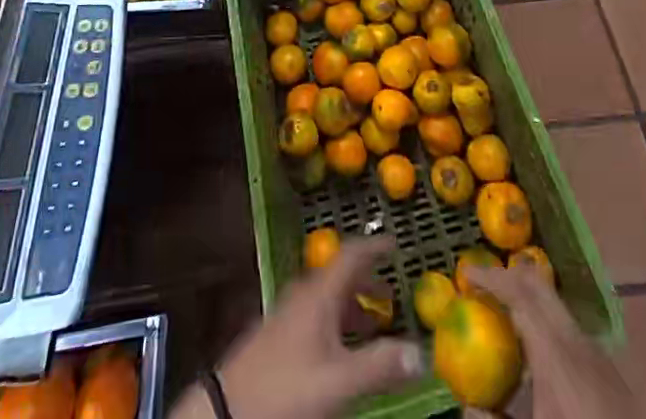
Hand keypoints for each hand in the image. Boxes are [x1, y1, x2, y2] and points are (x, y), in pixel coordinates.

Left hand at [197, 238, 420, 418]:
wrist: (225, 410)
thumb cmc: (284, 390)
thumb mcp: (338, 382)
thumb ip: (379, 367)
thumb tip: (420, 353)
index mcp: (318, 295)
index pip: (350, 256)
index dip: (374, 247)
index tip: (394, 244)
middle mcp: (302, 297)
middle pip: (339, 277)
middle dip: (367, 284)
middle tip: (391, 297)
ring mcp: (286, 315)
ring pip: (326, 300)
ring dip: (352, 307)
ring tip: (373, 327)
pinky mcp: (277, 337)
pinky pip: (315, 317)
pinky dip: (336, 323)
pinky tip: (341, 350)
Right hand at [469, 265, 634, 418]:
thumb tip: (467, 408)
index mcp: (555, 355)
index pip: (521, 296)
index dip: (492, 277)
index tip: (465, 272)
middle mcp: (576, 341)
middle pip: (539, 286)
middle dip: (507, 276)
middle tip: (479, 281)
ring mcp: (593, 351)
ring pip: (554, 304)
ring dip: (525, 295)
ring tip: (499, 308)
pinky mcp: (603, 365)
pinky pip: (564, 325)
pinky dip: (540, 319)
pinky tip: (530, 348)